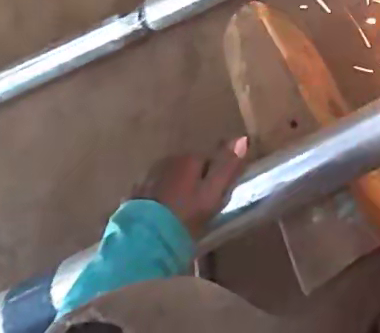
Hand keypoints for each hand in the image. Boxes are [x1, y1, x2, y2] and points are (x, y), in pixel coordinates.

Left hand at [131, 136, 250, 237]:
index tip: (213, 199)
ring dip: (174, 190)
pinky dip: (158, 200)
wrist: (145, 240)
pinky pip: (153, 191)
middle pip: (187, 168)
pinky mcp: (135, 192)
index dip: (212, 180)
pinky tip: (160, 217)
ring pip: (169, 178)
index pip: (207, 161)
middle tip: (196, 210)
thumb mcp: (212, 195)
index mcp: (188, 159)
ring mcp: (149, 175)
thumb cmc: (185, 216)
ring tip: (179, 215)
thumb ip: (227, 168)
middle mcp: (168, 160)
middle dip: (192, 183)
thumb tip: (243, 138)